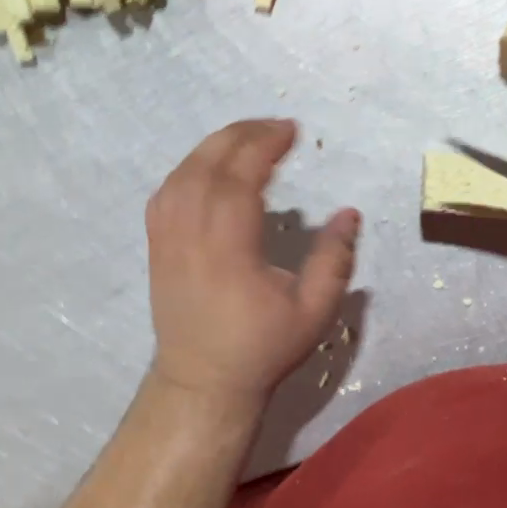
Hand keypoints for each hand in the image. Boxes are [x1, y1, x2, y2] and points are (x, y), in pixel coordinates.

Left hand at [146, 119, 359, 404]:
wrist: (204, 381)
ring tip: (245, 139)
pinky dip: (187, 170)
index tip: (290, 131)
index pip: (241, 177)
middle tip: (273, 126)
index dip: (264, 146)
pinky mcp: (156, 248)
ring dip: (213, 148)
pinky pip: (165, 194)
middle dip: (241, 136)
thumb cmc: (262, 349)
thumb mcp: (312, 312)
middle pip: (208, 165)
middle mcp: (191, 236)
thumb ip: (334, 260)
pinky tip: (207, 169)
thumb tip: (349, 213)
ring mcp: (167, 240)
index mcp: (229, 249)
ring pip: (182, 174)